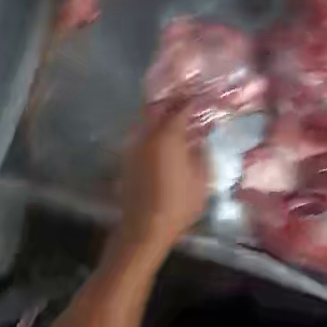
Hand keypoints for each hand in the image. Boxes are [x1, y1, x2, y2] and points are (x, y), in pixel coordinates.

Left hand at [114, 100, 210, 252]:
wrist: (144, 227)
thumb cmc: (178, 205)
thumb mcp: (201, 179)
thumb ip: (201, 153)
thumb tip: (200, 139)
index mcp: (168, 136)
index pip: (181, 109)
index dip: (192, 102)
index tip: (201, 99)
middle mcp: (147, 135)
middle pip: (157, 108)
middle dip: (172, 103)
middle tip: (186, 103)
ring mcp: (133, 146)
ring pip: (145, 120)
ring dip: (159, 116)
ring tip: (174, 120)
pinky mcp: (126, 158)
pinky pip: (140, 135)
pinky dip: (151, 131)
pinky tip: (161, 140)